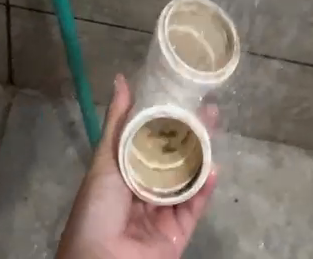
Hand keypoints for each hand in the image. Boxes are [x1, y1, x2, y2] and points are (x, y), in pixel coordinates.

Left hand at [56, 74, 218, 258]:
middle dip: (189, 133)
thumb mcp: (105, 159)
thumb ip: (118, 122)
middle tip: (208, 109)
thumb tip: (121, 79)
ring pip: (187, 178)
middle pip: (172, 158)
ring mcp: (163, 211)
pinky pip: (194, 207)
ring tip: (214, 127)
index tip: (182, 95)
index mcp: (124, 172)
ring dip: (202, 155)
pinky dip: (204, 188)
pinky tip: (213, 168)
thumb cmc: (98, 207)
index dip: (166, 119)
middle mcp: (144, 189)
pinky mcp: (178, 232)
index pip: (149, 140)